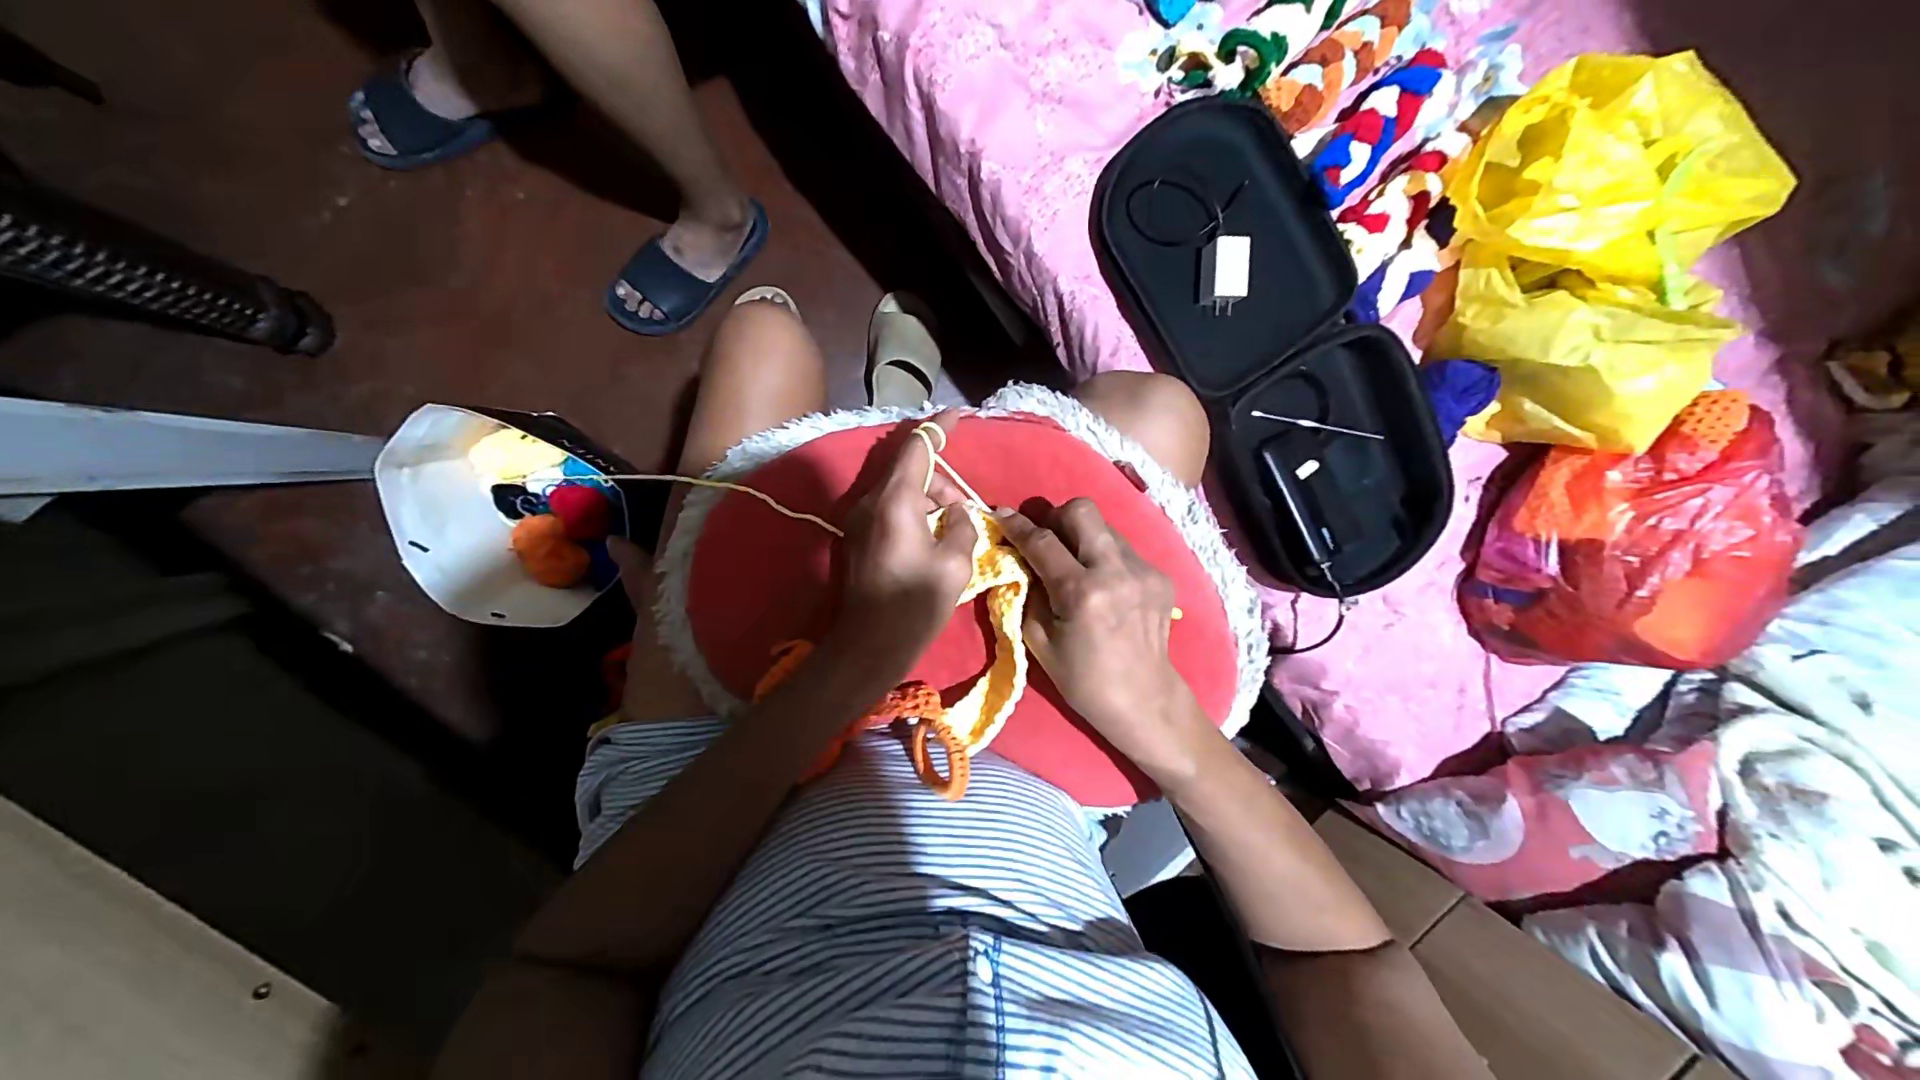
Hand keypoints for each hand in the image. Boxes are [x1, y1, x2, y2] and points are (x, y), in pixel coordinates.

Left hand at [832, 412, 977, 672]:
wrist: (870, 644)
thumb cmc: (915, 604)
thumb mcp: (955, 563)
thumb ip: (962, 526)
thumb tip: (957, 514)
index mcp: (895, 501)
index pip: (917, 446)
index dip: (939, 427)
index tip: (958, 415)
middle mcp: (871, 502)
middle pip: (909, 469)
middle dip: (942, 480)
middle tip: (966, 510)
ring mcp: (860, 520)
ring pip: (900, 490)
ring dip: (929, 498)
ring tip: (954, 528)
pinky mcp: (858, 537)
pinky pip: (890, 509)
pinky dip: (915, 512)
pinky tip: (934, 536)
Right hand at [998, 499, 1208, 778]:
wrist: (1144, 700)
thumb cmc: (1083, 679)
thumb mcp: (1038, 640)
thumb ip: (1028, 592)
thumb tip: (1019, 559)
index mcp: (1082, 593)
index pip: (1043, 542)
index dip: (1017, 526)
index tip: (1001, 515)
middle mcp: (1116, 572)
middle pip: (1082, 511)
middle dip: (1056, 517)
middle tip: (1045, 537)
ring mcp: (1144, 571)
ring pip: (1105, 526)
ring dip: (1082, 536)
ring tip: (1074, 563)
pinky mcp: (1160, 576)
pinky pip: (1123, 549)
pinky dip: (1105, 557)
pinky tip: (1103, 584)